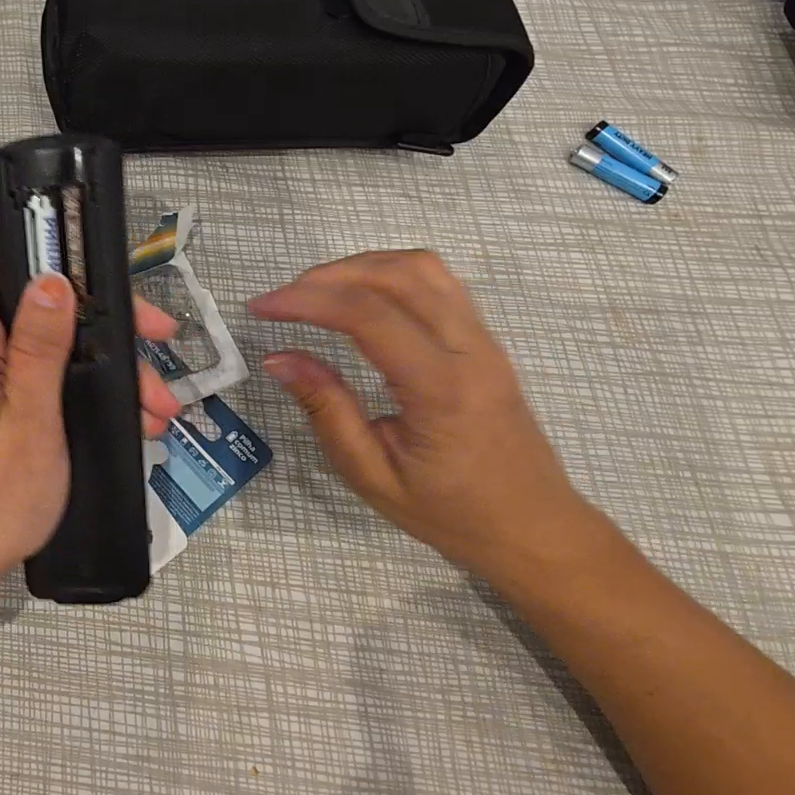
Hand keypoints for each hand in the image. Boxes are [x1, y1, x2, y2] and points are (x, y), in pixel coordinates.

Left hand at [0, 238, 182, 624]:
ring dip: (112, 362)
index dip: (31, 243)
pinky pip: (59, 377)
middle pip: (42, 301)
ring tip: (158, 401)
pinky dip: (97, 389)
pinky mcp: (12, 402)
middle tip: (156, 331)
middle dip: (103, 314)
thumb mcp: (28, 422)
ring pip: (61, 343)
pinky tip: (136, 415)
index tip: (86, 248)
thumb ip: (38, 349)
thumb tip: (52, 281)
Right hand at [248, 250, 605, 582]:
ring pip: (422, 268)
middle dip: (328, 276)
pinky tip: (359, 297)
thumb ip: (326, 410)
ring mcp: (485, 340)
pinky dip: (389, 275)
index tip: (261, 307)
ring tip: (314, 292)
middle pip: (397, 275)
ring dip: (361, 267)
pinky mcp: (486, 341)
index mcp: (441, 389)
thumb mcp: (371, 474)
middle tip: (282, 299)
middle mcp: (470, 350)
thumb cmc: (449, 512)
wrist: (533, 527)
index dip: (307, 301)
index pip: (368, 316)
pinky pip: (438, 283)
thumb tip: (278, 359)